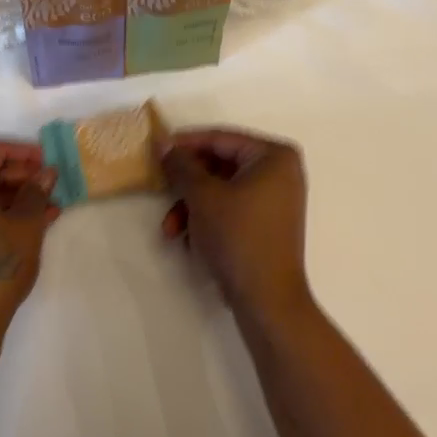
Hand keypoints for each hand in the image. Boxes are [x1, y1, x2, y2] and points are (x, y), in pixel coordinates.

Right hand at [159, 128, 310, 312]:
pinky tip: (187, 241)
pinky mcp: (266, 225)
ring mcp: (275, 200)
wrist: (266, 297)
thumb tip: (162, 142)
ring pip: (220, 190)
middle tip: (160, 190)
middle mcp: (280, 173)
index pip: (221, 138)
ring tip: (169, 230)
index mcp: (274, 156)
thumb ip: (180, 165)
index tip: (155, 148)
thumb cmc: (238, 236)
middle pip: (220, 165)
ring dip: (190, 207)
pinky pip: (230, 209)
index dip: (185, 143)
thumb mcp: (202, 197)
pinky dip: (206, 220)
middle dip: (186, 184)